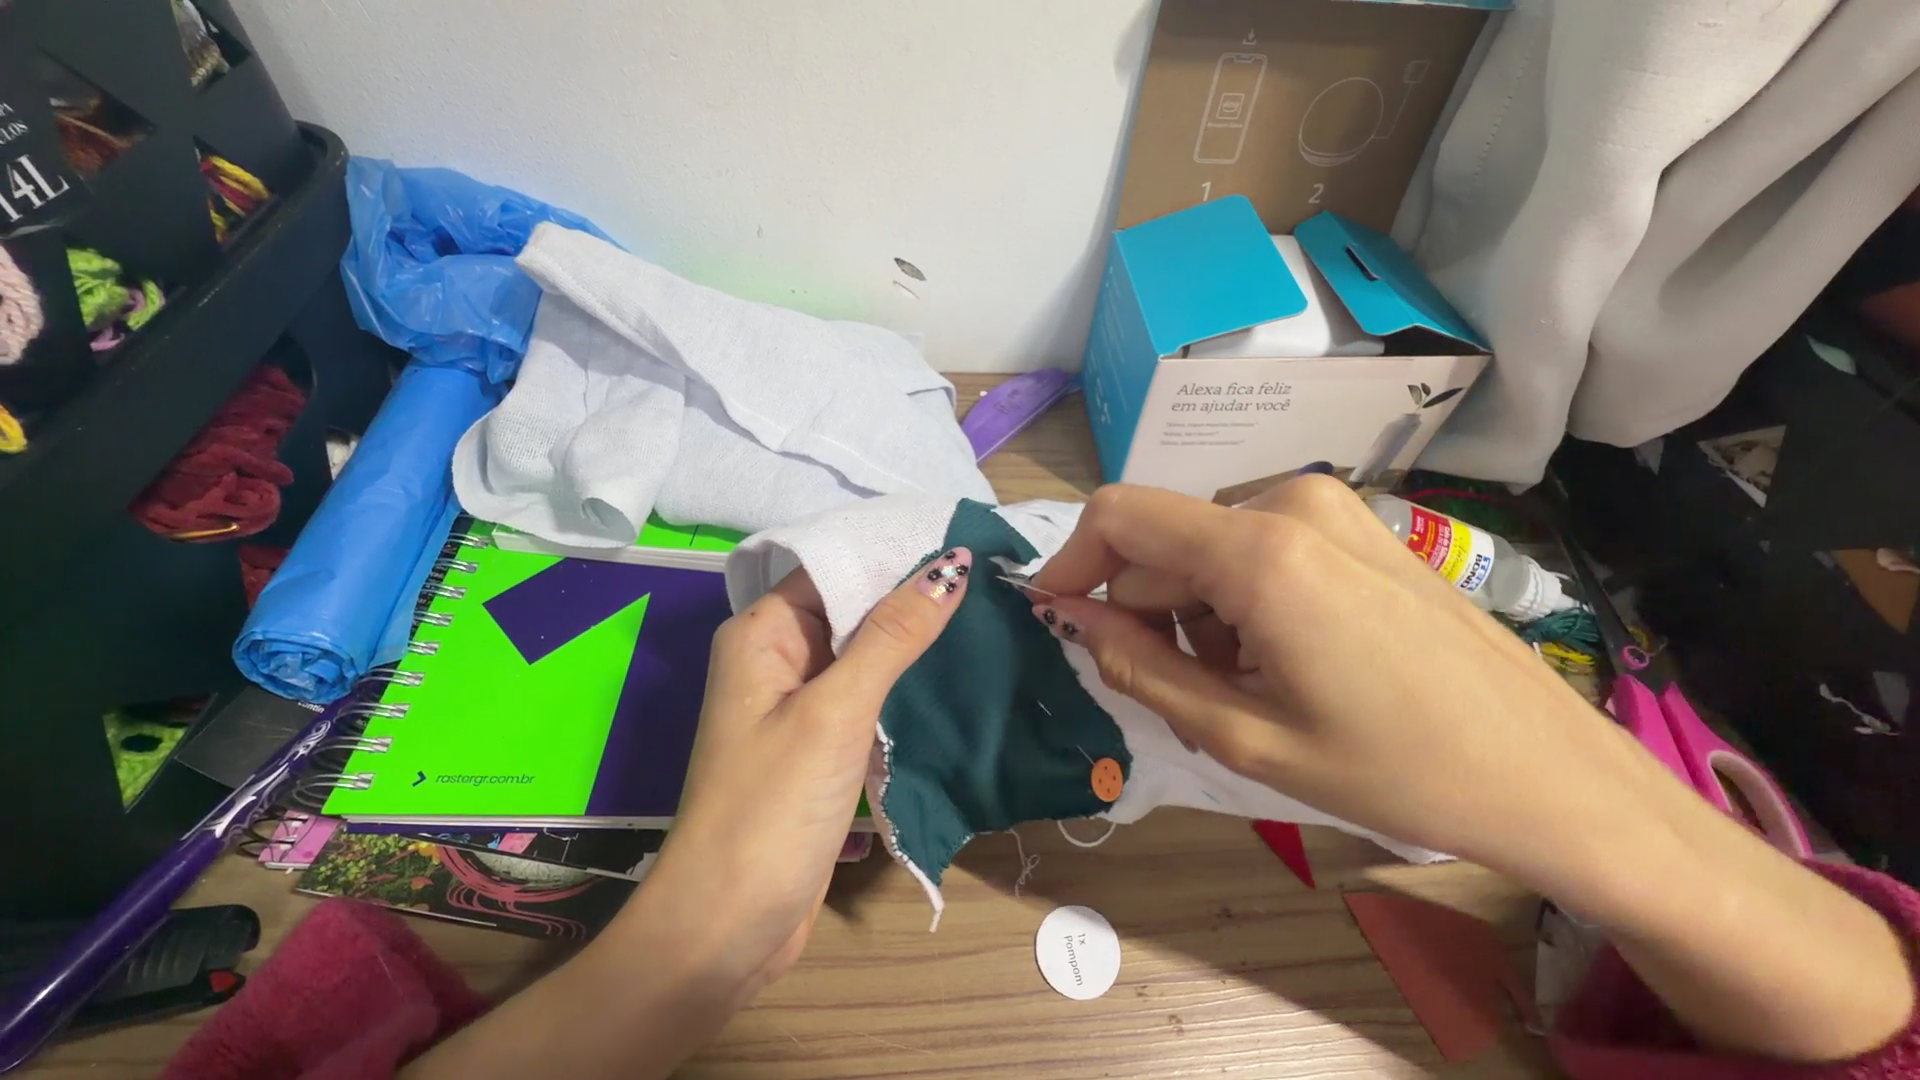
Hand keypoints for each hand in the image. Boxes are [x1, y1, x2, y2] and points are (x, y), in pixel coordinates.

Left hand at [627, 548, 972, 996]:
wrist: (730, 925)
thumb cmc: (773, 805)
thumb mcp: (837, 709)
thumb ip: (893, 635)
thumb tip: (948, 565)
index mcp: (762, 633)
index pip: (832, 567)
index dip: (892, 551)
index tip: (961, 537)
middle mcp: (776, 659)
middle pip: (851, 608)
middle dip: (912, 594)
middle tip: (990, 573)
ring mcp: (799, 705)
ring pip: (865, 654)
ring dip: (915, 640)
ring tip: (989, 611)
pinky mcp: (821, 746)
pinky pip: (868, 696)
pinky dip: (906, 684)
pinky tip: (959, 672)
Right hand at [1029, 478, 1659, 891]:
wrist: (1549, 774)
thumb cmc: (1394, 768)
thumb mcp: (1243, 735)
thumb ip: (1139, 667)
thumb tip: (1069, 617)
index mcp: (1260, 551)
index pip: (1119, 515)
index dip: (1071, 563)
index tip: (1058, 619)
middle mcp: (1290, 502)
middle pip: (1163, 540)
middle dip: (1144, 610)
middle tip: (1175, 693)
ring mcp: (1332, 507)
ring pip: (1206, 548)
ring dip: (1194, 613)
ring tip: (1241, 688)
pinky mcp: (1356, 524)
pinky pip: (1256, 546)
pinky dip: (1238, 600)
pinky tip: (1281, 659)